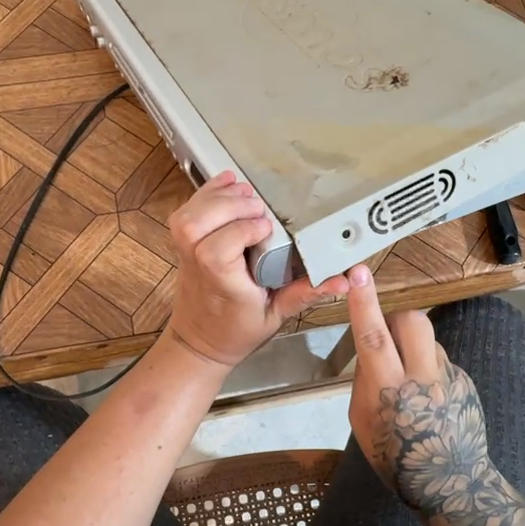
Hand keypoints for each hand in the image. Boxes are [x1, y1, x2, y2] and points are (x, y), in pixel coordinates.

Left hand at [163, 171, 349, 367]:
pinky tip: (228, 184)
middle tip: (258, 205)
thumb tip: (342, 280)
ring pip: (186, 217)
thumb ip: (304, 294)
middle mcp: (199, 267)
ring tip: (245, 192)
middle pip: (195, 226)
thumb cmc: (237, 331)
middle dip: (227, 206)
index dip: (240, 231)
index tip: (267, 227)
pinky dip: (204, 194)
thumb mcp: (275, 316)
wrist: (199, 341)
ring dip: (214, 197)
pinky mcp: (183, 244)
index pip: (216, 253)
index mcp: (223, 285)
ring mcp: (185, 254)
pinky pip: (184, 213)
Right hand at [345, 265, 510, 525]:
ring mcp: (449, 378)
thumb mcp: (361, 422)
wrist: (452, 483)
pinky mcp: (466, 381)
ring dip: (413, 345)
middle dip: (397, 314)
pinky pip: (441, 360)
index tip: (360, 273)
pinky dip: (429, 368)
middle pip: (413, 321)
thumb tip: (370, 352)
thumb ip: (364, 382)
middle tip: (388, 327)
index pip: (374, 338)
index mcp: (389, 390)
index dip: (365, 303)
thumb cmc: (394, 457)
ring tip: (408, 376)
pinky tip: (428, 396)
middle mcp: (422, 378)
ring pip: (428, 339)